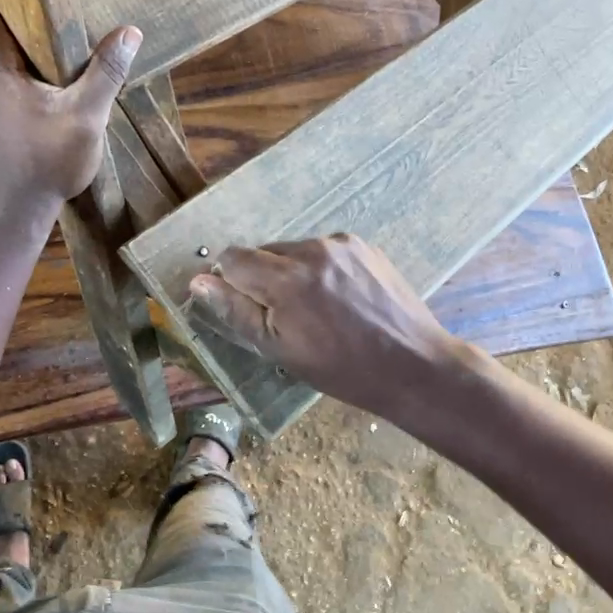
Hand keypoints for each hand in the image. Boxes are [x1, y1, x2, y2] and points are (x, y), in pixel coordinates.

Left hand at [0, 0, 140, 208]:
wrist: (17, 209)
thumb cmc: (44, 162)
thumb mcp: (85, 116)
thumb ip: (106, 72)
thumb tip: (130, 31)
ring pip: (2, 40)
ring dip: (29, 27)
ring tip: (67, 13)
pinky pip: (7, 61)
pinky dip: (30, 51)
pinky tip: (61, 54)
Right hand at [188, 235, 482, 415]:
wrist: (413, 365)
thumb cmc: (341, 369)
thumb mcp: (279, 350)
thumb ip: (235, 311)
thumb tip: (199, 282)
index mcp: (286, 279)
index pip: (233, 257)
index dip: (231, 280)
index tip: (247, 306)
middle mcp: (311, 250)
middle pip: (263, 252)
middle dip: (264, 278)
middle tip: (287, 316)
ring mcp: (340, 243)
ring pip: (292, 250)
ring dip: (291, 272)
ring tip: (317, 308)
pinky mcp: (361, 244)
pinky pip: (322, 249)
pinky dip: (319, 269)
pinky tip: (339, 297)